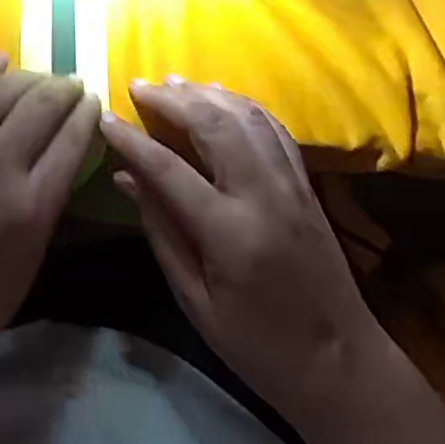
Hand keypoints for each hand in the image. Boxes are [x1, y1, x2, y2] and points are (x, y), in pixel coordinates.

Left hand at [0, 54, 99, 379]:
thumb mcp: (35, 253)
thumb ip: (54, 197)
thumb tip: (68, 148)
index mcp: (30, 205)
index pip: (71, 140)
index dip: (87, 113)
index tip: (95, 100)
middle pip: (41, 107)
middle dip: (65, 89)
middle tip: (75, 84)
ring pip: (2, 93)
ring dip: (30, 78)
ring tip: (43, 78)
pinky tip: (0, 60)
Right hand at [98, 78, 386, 425]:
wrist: (339, 360)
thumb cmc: (257, 345)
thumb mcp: (196, 301)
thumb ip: (161, 232)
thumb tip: (126, 177)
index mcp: (230, 232)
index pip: (170, 168)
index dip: (133, 140)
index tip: (105, 118)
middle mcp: (263, 194)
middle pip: (214, 125)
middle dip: (173, 100)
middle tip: (140, 86)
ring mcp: (290, 182)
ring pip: (246, 116)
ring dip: (208, 93)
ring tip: (174, 83)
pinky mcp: (306, 181)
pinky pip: (274, 127)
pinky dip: (244, 105)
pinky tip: (223, 98)